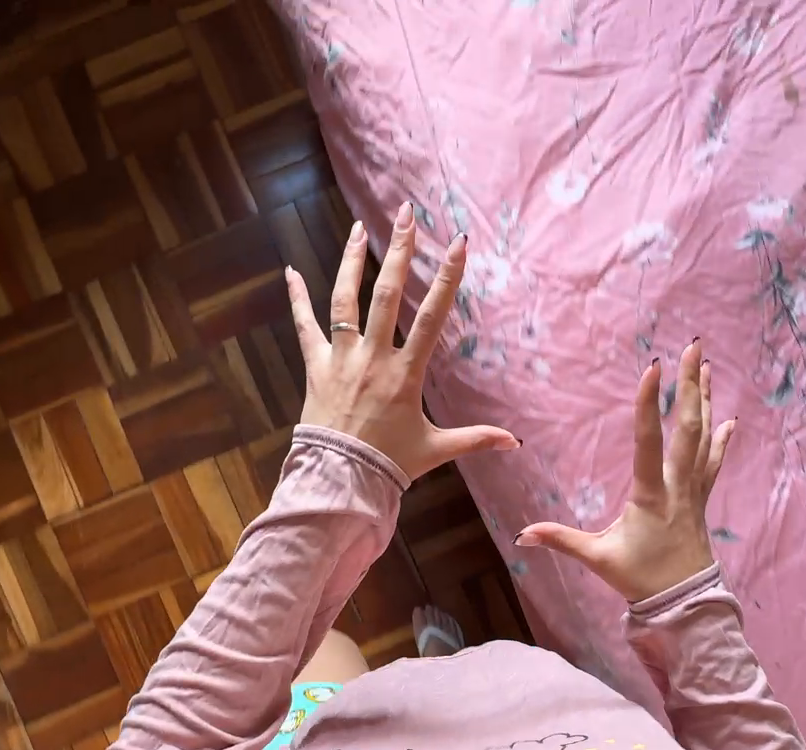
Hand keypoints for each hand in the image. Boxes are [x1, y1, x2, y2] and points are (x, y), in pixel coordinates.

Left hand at [284, 202, 517, 480]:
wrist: (340, 480)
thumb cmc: (389, 464)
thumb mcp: (435, 449)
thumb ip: (475, 439)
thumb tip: (515, 442)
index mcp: (406, 374)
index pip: (433, 317)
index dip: (447, 278)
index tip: (458, 243)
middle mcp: (373, 357)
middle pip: (387, 294)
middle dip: (399, 251)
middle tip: (406, 214)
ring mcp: (342, 360)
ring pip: (345, 301)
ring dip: (351, 261)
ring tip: (358, 229)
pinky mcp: (315, 368)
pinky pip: (304, 327)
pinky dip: (296, 299)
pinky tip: (290, 271)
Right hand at [515, 340, 734, 602]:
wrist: (685, 601)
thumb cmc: (640, 577)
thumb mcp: (597, 559)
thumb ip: (561, 540)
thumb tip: (523, 534)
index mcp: (650, 495)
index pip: (649, 441)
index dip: (649, 405)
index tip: (653, 369)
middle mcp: (677, 485)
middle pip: (687, 428)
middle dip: (689, 387)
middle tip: (692, 348)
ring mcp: (693, 491)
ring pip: (703, 438)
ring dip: (704, 401)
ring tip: (706, 367)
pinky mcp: (699, 499)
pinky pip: (713, 462)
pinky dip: (720, 439)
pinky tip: (728, 419)